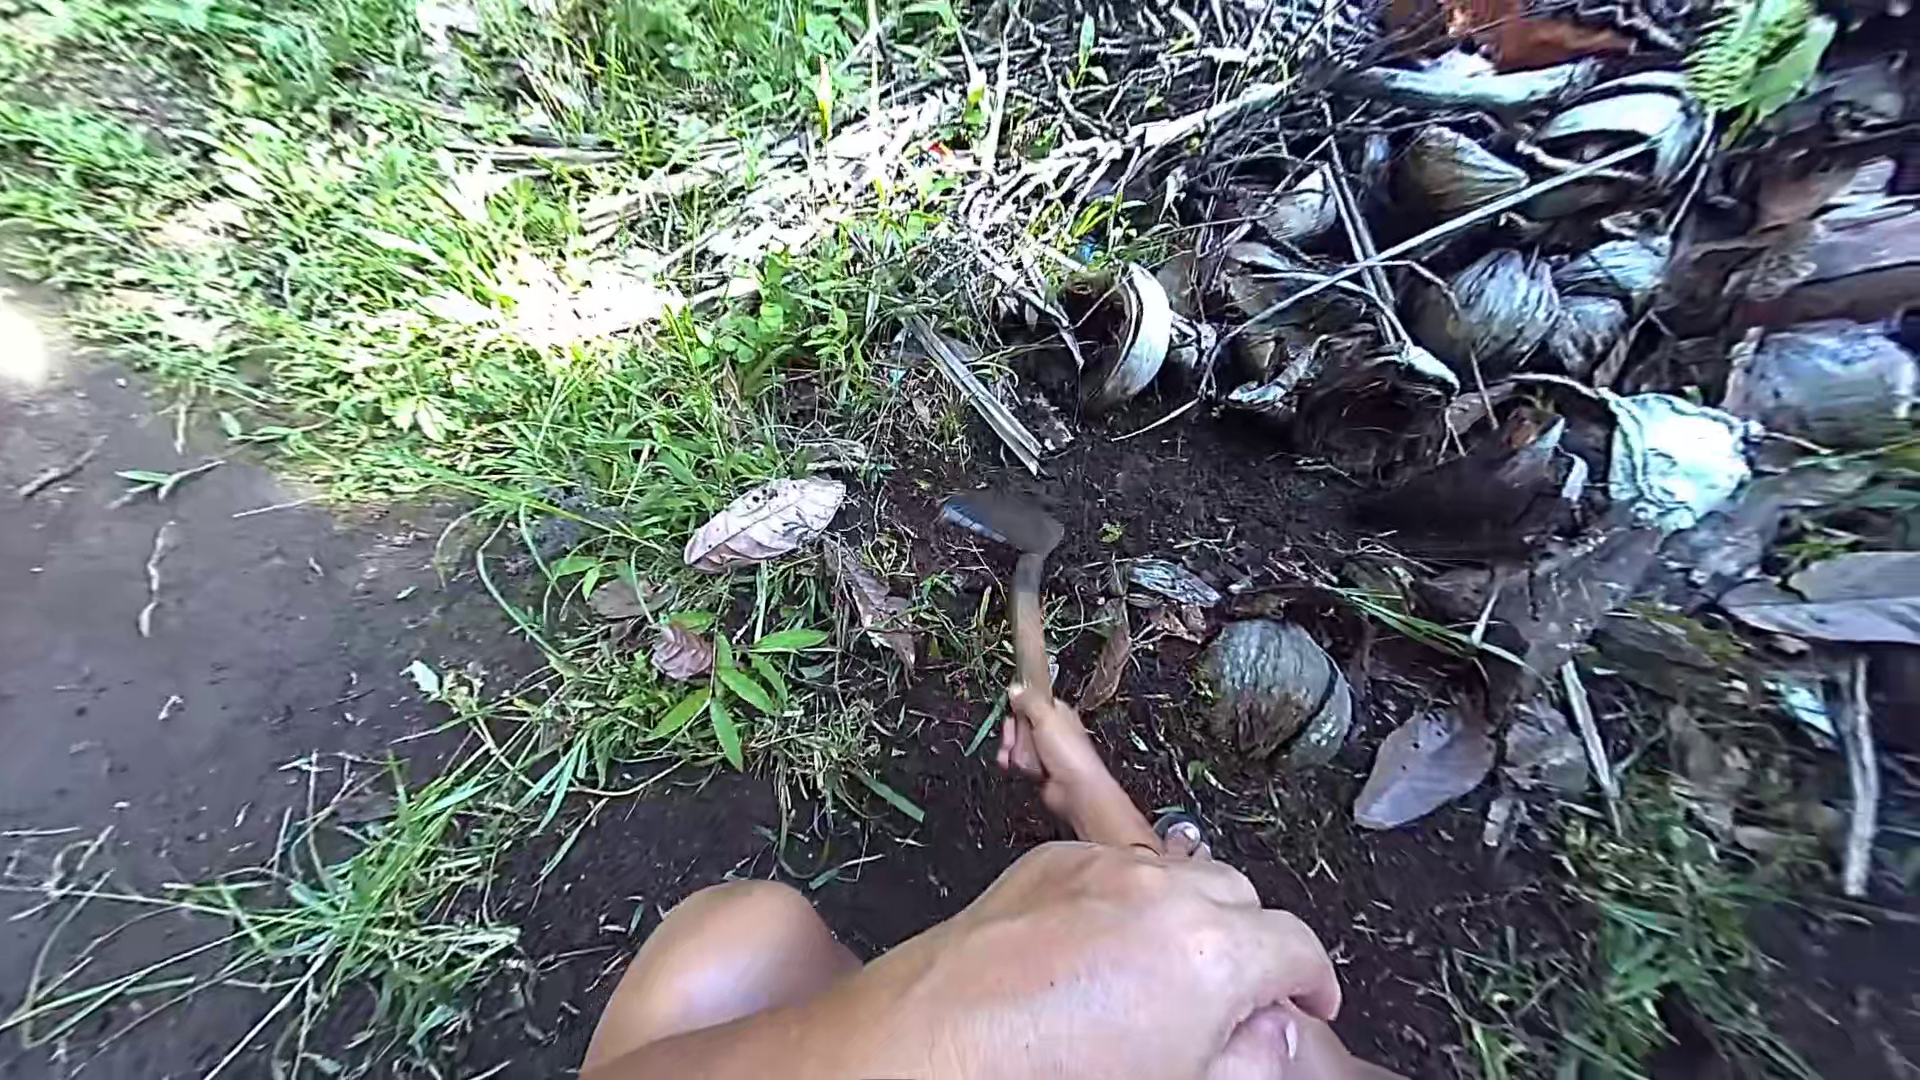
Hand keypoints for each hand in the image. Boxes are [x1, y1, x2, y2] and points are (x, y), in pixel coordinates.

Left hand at [809, 841, 1340, 1079]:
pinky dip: (1131, 892)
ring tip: (1165, 959)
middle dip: (1248, 937)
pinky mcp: (1056, 853)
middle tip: (1228, 989)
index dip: (1311, 980)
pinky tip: (1101, 937)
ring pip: (1180, 866)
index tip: (1304, 1003)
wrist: (950, 1032)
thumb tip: (1272, 1022)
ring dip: (1191, 907)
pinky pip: (1117, 864)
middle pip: (1238, 892)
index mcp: (1209, 951)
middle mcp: (1162, 885)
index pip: (1296, 945)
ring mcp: (1104, 860)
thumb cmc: (1067, 1075)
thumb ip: (1248, 1056)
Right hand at [998, 686, 1106, 812]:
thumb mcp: (1046, 717)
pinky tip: (1010, 765)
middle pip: (1018, 722)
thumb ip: (1029, 700)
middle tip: (1011, 740)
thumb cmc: (1067, 750)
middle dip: (1011, 732)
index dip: (1017, 707)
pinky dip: (1011, 761)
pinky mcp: (1036, 766)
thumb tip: (1015, 687)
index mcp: (1056, 711)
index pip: (1029, 701)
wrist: (1076, 790)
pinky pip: (1017, 758)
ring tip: (1015, 758)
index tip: (1011, 712)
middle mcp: (1049, 728)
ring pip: (1015, 741)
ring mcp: (1043, 748)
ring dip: (1011, 749)